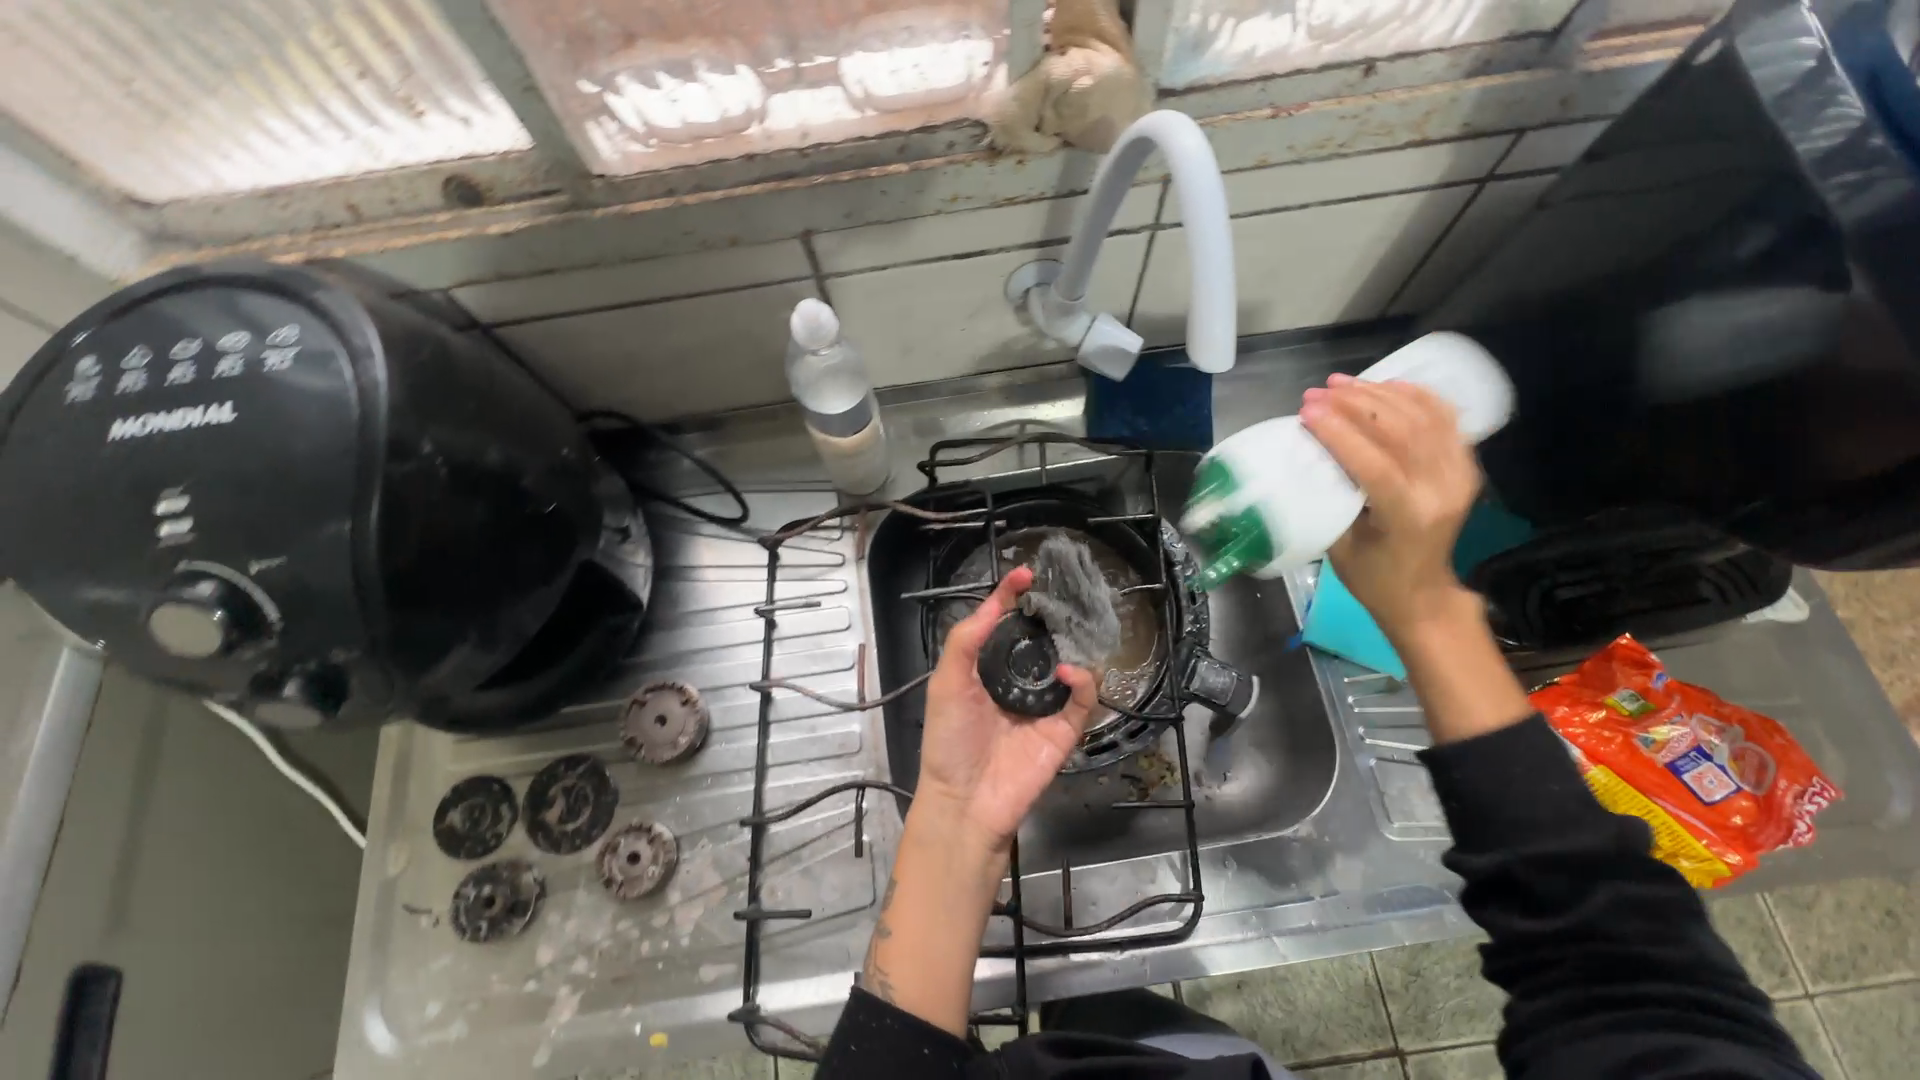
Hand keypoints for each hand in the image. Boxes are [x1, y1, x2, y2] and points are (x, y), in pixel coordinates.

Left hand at [916, 566, 1098, 850]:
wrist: (966, 801)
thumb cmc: (949, 740)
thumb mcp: (947, 681)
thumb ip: (966, 640)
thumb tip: (992, 602)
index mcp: (986, 671)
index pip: (1003, 626)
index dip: (1011, 598)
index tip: (1024, 574)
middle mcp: (1016, 684)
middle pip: (1042, 642)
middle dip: (1051, 618)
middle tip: (1058, 597)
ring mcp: (1043, 707)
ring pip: (1069, 666)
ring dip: (1072, 646)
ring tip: (1069, 630)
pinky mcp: (1064, 731)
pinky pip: (1084, 700)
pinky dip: (1085, 682)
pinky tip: (1072, 671)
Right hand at [1300, 375, 1481, 642]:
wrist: (1421, 592)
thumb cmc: (1372, 577)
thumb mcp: (1339, 545)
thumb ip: (1330, 496)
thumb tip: (1310, 449)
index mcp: (1409, 516)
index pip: (1376, 462)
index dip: (1339, 432)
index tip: (1307, 411)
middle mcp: (1441, 491)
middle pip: (1402, 430)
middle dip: (1355, 404)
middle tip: (1319, 393)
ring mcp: (1459, 475)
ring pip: (1423, 417)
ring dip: (1379, 394)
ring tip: (1342, 384)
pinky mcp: (1464, 466)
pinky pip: (1444, 418)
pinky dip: (1414, 396)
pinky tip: (1385, 387)